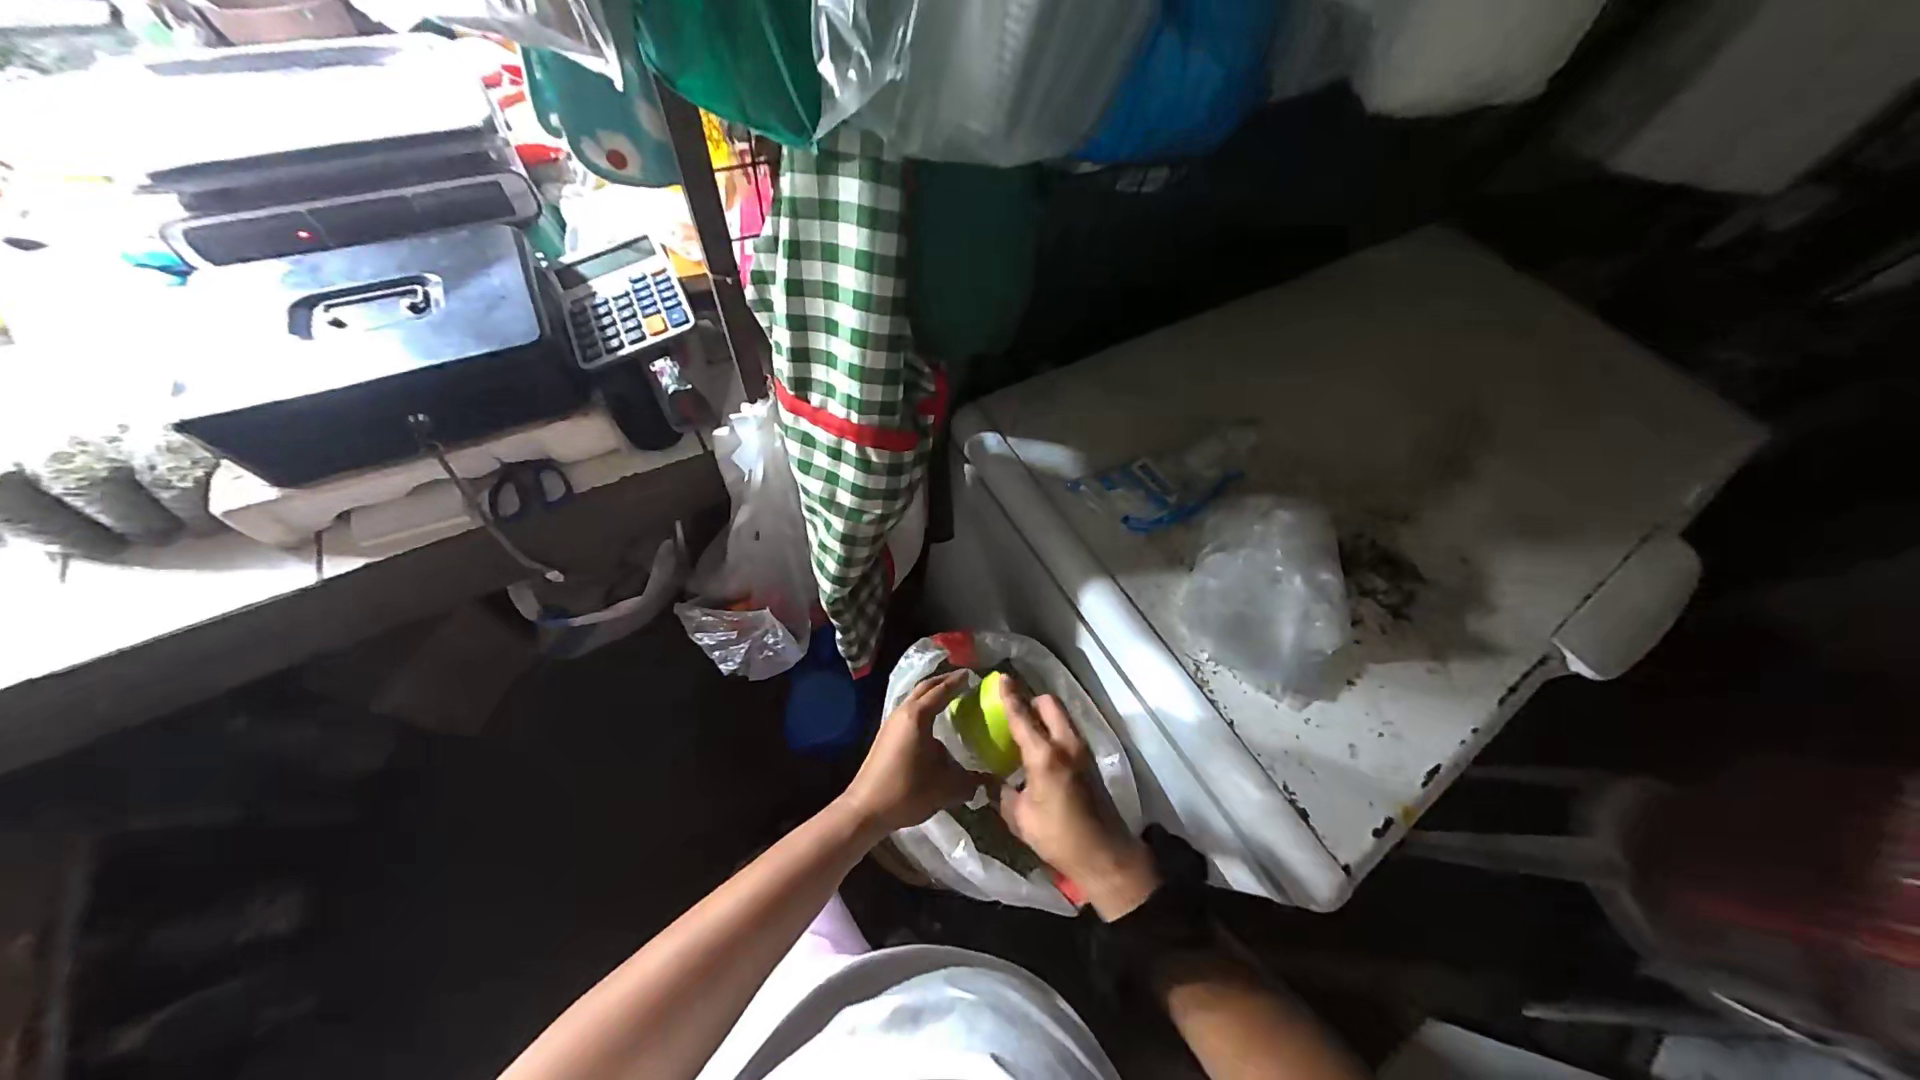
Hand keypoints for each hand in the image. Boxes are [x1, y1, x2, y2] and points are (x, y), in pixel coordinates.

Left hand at [838, 670, 991, 834]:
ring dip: (931, 693)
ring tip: (950, 695)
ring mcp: (891, 723)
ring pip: (915, 698)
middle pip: (925, 687)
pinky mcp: (886, 735)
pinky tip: (932, 720)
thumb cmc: (906, 791)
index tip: (972, 674)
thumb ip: (971, 781)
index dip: (958, 682)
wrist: (866, 808)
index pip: (941, 691)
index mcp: (918, 717)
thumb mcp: (946, 787)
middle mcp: (903, 712)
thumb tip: (989, 779)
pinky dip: (923, 706)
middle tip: (962, 679)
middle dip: (944, 681)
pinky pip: (909, 710)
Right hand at [994, 677, 1159, 919]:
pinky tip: (1040, 747)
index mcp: (1044, 756)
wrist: (1105, 855)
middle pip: (1049, 704)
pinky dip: (1053, 728)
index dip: (1010, 695)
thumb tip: (993, 781)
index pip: (1022, 716)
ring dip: (1044, 714)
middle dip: (1031, 699)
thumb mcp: (1020, 819)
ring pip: (1061, 716)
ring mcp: (1082, 751)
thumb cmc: (1059, 838)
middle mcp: (1066, 745)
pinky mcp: (1089, 761)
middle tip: (1013, 708)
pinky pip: (1068, 731)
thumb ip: (1003, 793)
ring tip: (1025, 727)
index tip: (1001, 678)